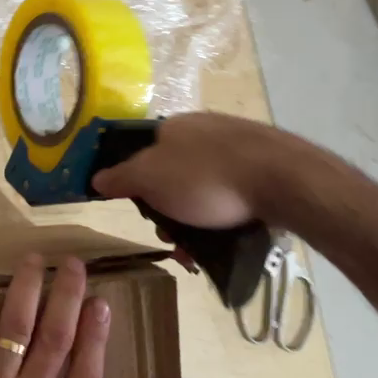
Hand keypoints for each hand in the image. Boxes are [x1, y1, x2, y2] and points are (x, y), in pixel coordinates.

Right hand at [90, 112, 291, 227]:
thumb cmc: (206, 177)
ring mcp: (239, 147)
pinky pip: (236, 194)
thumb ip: (120, 178)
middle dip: (170, 211)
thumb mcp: (150, 179)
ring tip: (200, 250)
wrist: (282, 179)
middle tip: (175, 240)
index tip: (145, 214)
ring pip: (206, 189)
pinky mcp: (267, 166)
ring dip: (197, 221)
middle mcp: (206, 130)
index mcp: (175, 126)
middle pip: (175, 175)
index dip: (140, 186)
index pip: (145, 153)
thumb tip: (95, 177)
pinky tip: (229, 238)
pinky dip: (226, 216)